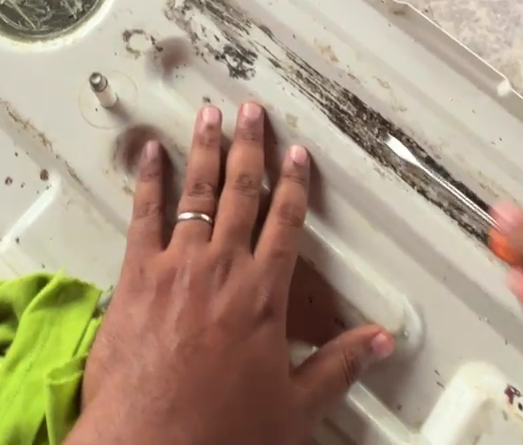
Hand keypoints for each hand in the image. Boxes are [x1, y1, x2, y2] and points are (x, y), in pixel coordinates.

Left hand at [71, 102, 394, 444]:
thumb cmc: (224, 432)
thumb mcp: (296, 408)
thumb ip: (340, 366)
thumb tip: (383, 340)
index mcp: (264, 293)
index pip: (286, 222)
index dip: (294, 184)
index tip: (297, 154)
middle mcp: (224, 266)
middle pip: (242, 192)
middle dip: (250, 147)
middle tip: (252, 111)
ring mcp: (179, 264)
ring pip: (198, 192)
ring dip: (206, 149)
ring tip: (210, 115)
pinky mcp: (139, 274)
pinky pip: (144, 214)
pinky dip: (149, 180)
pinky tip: (152, 153)